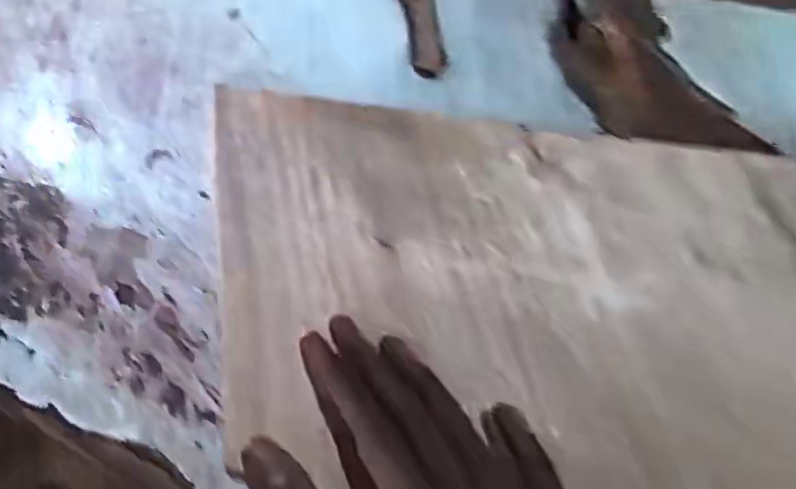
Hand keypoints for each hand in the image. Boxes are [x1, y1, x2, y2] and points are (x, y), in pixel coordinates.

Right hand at [242, 317, 561, 488]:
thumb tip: (256, 445)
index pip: (369, 430)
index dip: (336, 381)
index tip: (310, 336)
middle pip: (414, 425)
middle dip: (374, 371)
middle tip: (345, 323)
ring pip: (469, 441)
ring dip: (431, 390)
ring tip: (398, 346)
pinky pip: (539, 485)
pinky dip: (522, 448)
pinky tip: (501, 413)